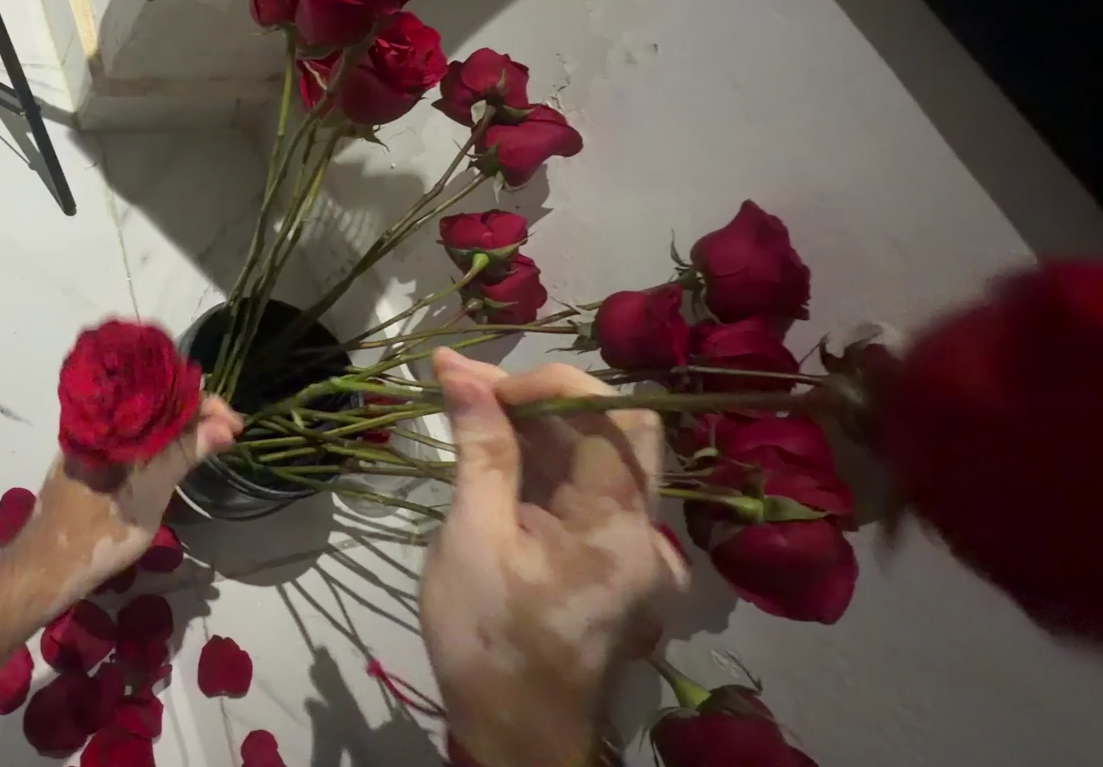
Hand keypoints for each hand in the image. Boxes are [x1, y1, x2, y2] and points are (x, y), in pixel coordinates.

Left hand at [13, 395, 242, 605]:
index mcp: (112, 419)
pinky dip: (164, 437)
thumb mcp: (149, 494)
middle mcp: (103, 418)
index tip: (235, 424)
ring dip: (184, 425)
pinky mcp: (95, 452)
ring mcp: (98, 435)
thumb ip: (184, 454)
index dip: (205, 403)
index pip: (167, 391)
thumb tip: (224, 426)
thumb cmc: (97, 531)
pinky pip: (137, 432)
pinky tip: (182, 448)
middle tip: (230, 433)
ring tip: (215, 439)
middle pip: (159, 399)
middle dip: (199, 412)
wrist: (47, 564)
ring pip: (150, 417)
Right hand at [419, 350, 687, 766]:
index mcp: (619, 528)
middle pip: (607, 428)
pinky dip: (534, 453)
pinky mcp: (606, 551)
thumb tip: (459, 372)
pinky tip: (488, 439)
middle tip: (460, 378)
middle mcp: (643, 528)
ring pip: (591, 450)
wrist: (513, 729)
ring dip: (529, 418)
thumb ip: (479, 449)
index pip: (613, 417)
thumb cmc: (487, 636)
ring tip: (461, 396)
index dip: (546, 382)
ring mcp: (629, 542)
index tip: (475, 379)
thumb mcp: (472, 536)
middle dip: (532, 393)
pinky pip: (578, 483)